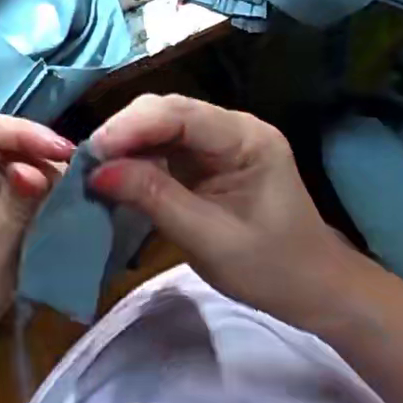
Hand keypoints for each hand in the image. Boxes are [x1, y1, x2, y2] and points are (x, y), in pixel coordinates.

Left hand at [0, 115, 74, 349]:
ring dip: (53, 174)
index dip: (29, 135)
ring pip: (28, 160)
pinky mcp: (4, 202)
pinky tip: (69, 203)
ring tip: (78, 193)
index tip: (65, 153)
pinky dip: (52, 190)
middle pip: (14, 142)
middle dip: (47, 155)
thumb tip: (34, 170)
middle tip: (80, 179)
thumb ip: (13, 207)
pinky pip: (33, 183)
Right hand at [87, 94, 355, 327]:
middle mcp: (231, 127)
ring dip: (125, 144)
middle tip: (87, 162)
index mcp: (246, 138)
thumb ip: (155, 199)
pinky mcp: (206, 158)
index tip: (94, 151)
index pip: (181, 115)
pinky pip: (163, 147)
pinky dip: (136, 158)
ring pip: (159, 126)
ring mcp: (218, 141)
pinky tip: (115, 174)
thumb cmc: (273, 269)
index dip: (132, 126)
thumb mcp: (211, 240)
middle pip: (166, 111)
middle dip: (124, 132)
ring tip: (93, 169)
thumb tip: (98, 173)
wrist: (315, 291)